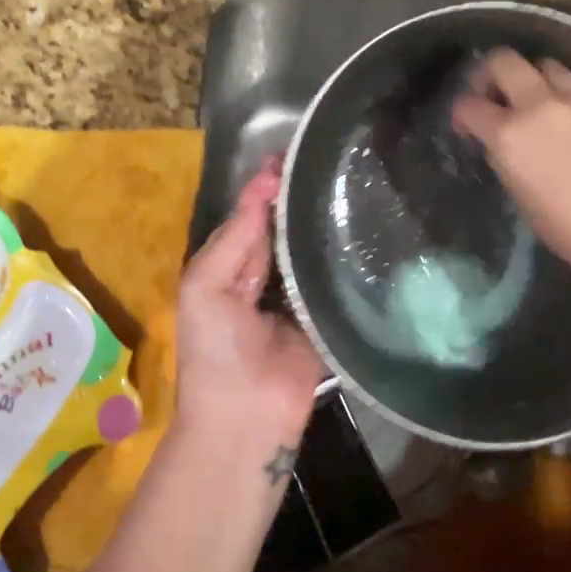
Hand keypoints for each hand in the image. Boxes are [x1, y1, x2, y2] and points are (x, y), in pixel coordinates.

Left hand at [174, 156, 323, 447]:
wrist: (245, 418)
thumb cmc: (213, 349)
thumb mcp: (206, 285)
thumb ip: (234, 237)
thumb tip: (264, 186)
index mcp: (229, 265)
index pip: (251, 215)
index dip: (267, 187)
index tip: (293, 154)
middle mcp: (263, 276)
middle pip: (283, 228)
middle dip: (297, 198)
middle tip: (328, 160)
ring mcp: (298, 297)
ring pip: (310, 250)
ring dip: (323, 223)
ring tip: (350, 182)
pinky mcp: (326, 318)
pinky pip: (335, 281)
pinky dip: (345, 258)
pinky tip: (364, 226)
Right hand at [451, 49, 570, 275]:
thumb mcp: (523, 199)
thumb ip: (506, 161)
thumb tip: (501, 145)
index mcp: (510, 135)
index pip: (469, 105)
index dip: (460, 113)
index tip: (464, 126)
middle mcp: (540, 106)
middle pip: (503, 60)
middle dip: (489, 73)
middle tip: (491, 94)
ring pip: (545, 64)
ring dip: (531, 76)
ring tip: (534, 99)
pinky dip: (564, 95)